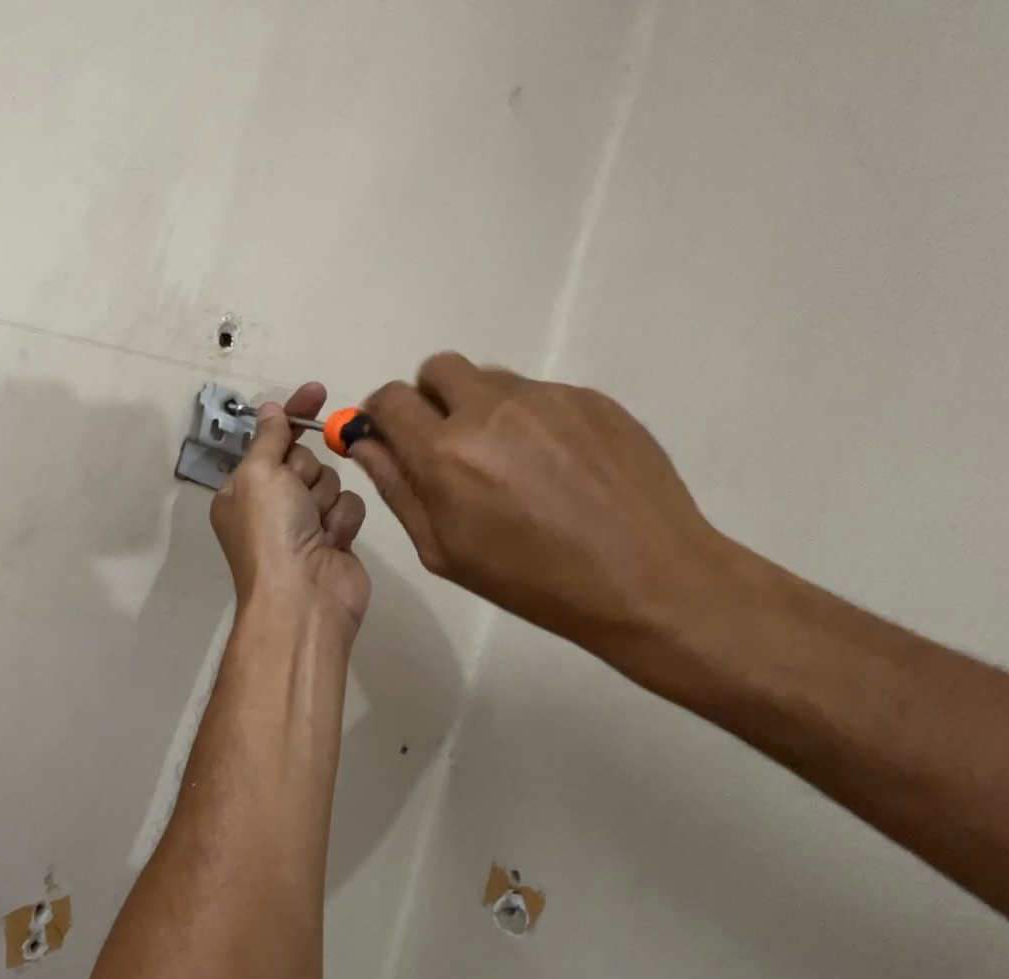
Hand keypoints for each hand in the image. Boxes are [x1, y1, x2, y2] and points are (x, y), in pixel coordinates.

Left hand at [210, 382, 370, 628]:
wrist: (303, 597)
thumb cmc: (271, 532)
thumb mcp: (258, 475)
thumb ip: (268, 438)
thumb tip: (269, 410)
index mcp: (242, 489)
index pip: (270, 438)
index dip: (293, 414)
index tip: (317, 390)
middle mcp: (270, 503)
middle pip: (304, 458)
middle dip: (305, 473)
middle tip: (296, 499)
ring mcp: (304, 521)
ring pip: (330, 480)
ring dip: (324, 499)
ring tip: (314, 527)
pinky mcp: (335, 537)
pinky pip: (348, 506)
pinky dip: (342, 520)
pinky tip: (333, 541)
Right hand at [351, 353, 731, 644]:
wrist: (646, 578)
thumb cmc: (530, 579)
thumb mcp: (442, 549)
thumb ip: (396, 487)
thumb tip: (363, 442)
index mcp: (444, 453)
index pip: (389, 399)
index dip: (381, 415)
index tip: (391, 437)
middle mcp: (490, 409)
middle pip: (437, 369)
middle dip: (429, 399)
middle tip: (448, 444)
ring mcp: (545, 398)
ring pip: (489, 378)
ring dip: (480, 406)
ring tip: (509, 460)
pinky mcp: (590, 397)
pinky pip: (538, 392)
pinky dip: (529, 418)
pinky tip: (555, 466)